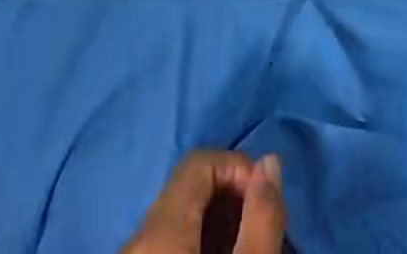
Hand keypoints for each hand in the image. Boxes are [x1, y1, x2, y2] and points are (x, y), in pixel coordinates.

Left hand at [120, 150, 285, 253]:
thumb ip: (262, 218)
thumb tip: (271, 162)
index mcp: (158, 227)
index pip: (197, 162)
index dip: (238, 167)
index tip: (270, 198)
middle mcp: (137, 234)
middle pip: (188, 187)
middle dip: (233, 195)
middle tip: (266, 223)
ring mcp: (135, 253)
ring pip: (181, 214)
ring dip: (220, 218)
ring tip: (252, 239)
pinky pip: (171, 237)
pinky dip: (202, 237)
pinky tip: (226, 250)